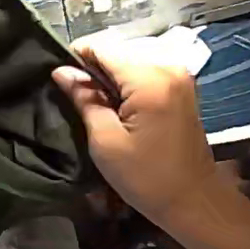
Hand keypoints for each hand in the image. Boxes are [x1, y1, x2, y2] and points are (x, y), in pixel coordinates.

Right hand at [51, 36, 240, 235]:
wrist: (192, 198)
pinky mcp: (181, 88)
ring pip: (129, 64)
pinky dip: (125, 86)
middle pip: (118, 54)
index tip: (57, 76)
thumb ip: (84, 99)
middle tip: (73, 97)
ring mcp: (179, 76)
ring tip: (91, 104)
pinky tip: (114, 107)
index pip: (104, 49)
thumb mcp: (105, 140)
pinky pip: (144, 75)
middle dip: (92, 70)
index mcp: (150, 79)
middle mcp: (168, 68)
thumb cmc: (144, 176)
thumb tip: (61, 72)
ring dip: (107, 79)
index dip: (77, 58)